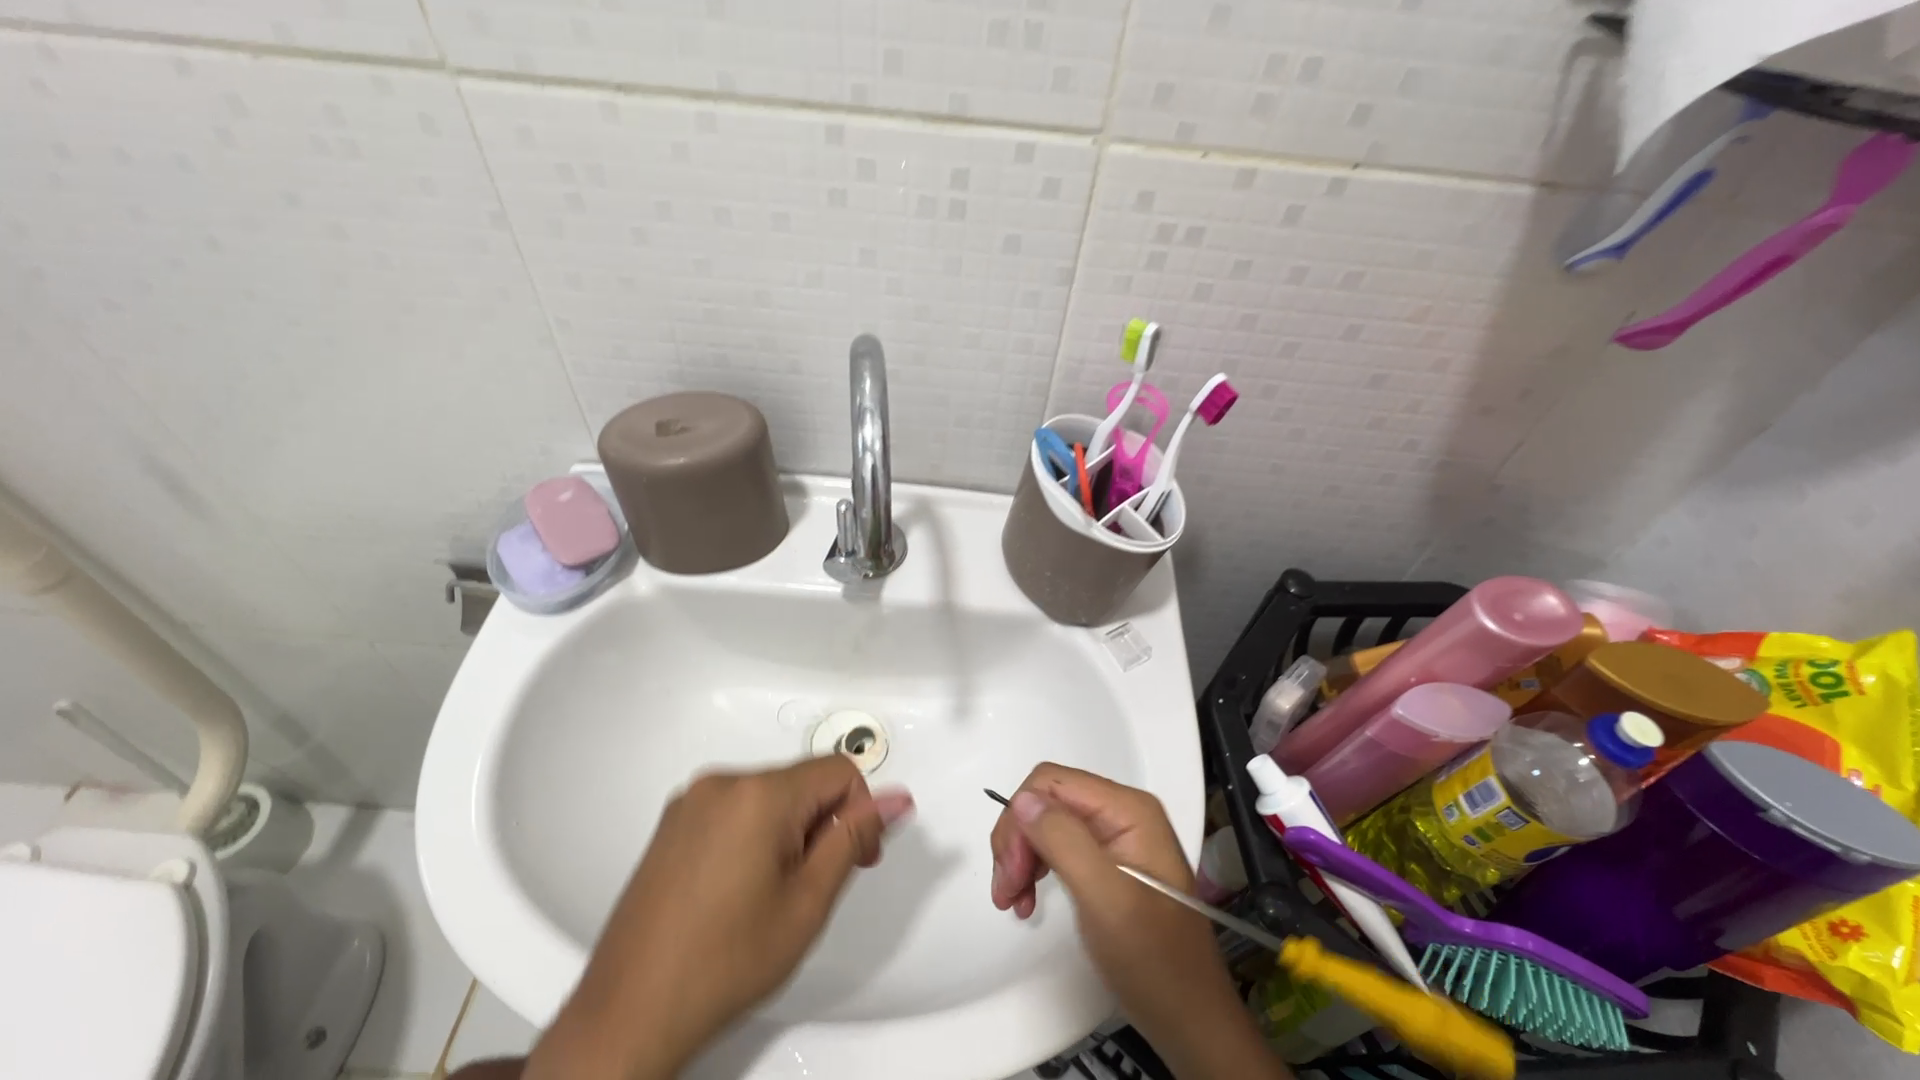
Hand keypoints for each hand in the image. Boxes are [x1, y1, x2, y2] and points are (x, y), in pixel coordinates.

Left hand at [529, 755, 912, 1079]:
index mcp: (757, 796)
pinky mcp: (673, 826)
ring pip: (769, 798)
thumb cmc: (716, 965)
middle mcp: (718, 787)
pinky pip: (735, 812)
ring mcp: (689, 805)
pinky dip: (754, 839)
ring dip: (789, 835)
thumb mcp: (809, 901)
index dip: (862, 812)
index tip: (859, 854)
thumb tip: (890, 801)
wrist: (634, 1008)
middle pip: (802, 782)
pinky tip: (744, 893)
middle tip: (816, 886)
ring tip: (774, 898)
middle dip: (823, 825)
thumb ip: (854, 838)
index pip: (839, 770)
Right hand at [990, 765, 1286, 1078]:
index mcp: (1128, 810)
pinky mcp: (1107, 863)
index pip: (1050, 783)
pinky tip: (1028, 901)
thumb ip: (1065, 842)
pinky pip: (1057, 848)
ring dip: (1021, 859)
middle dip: (1018, 842)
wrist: (1188, 1017)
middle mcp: (1121, 813)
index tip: (1011, 872)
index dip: (1021, 820)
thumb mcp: (1106, 899)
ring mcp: (1115, 838)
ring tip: (1014, 901)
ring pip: (1046, 824)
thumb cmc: (1152, 960)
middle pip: (1046, 802)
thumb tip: (1023, 800)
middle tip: (1006, 893)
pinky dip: (1034, 870)